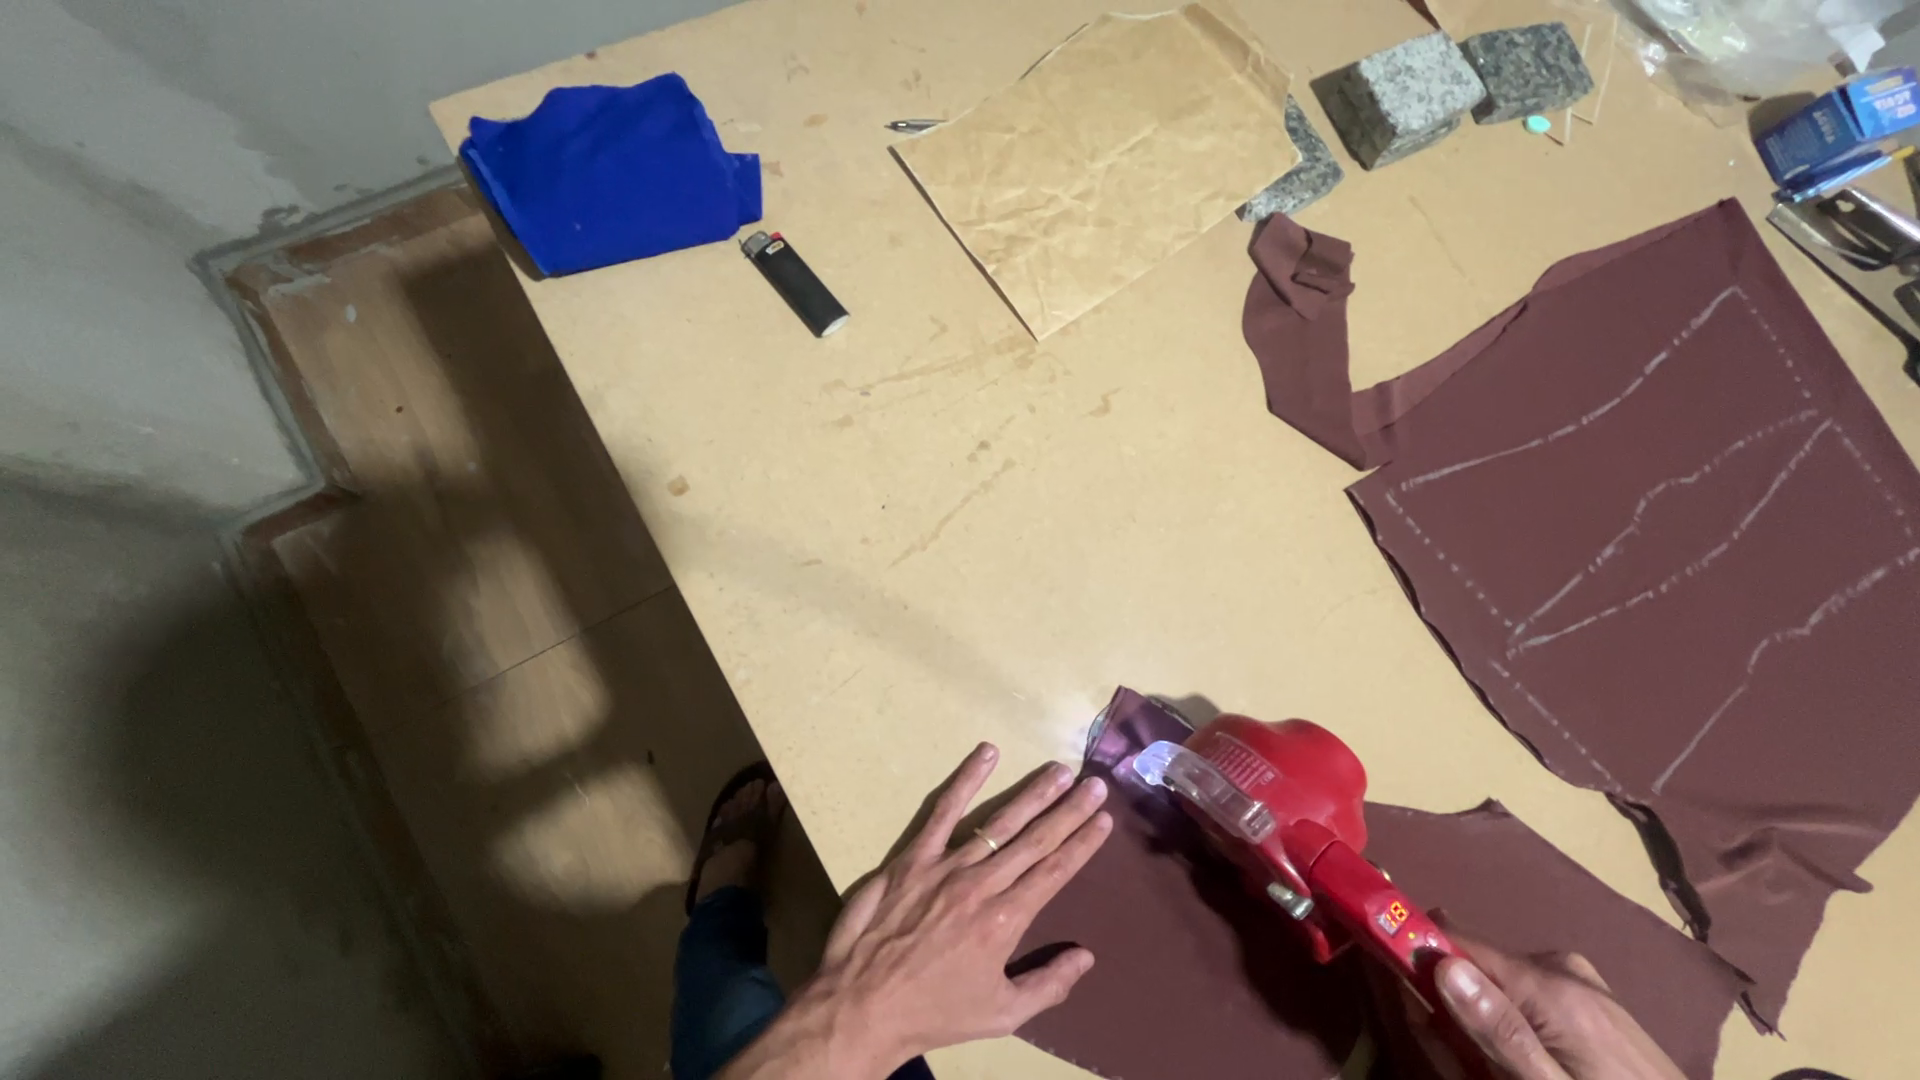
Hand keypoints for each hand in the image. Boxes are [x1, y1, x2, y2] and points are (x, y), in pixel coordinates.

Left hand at [718, 743, 1112, 1079]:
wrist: (863, 1006)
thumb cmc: (935, 1012)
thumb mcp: (1000, 1014)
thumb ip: (1048, 985)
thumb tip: (1086, 956)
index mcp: (1005, 921)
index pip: (1054, 871)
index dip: (1083, 843)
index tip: (1104, 819)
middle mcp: (982, 885)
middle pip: (1035, 840)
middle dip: (1069, 810)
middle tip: (1095, 783)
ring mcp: (946, 866)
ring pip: (999, 822)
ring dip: (1033, 794)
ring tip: (1059, 770)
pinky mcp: (914, 856)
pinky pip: (943, 810)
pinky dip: (966, 780)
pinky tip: (987, 753)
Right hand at [1379, 924, 1684, 1079]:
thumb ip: (1499, 1032)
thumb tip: (1442, 966)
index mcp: (1552, 986)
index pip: (1456, 942)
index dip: (1418, 960)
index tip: (1403, 999)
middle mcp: (1564, 969)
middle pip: (1475, 965)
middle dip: (1453, 1005)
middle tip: (1462, 1065)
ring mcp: (1584, 983)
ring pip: (1500, 982)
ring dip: (1483, 1018)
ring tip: (1494, 1072)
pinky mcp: (1595, 1001)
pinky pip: (1529, 995)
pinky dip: (1513, 1021)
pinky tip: (1529, 1063)